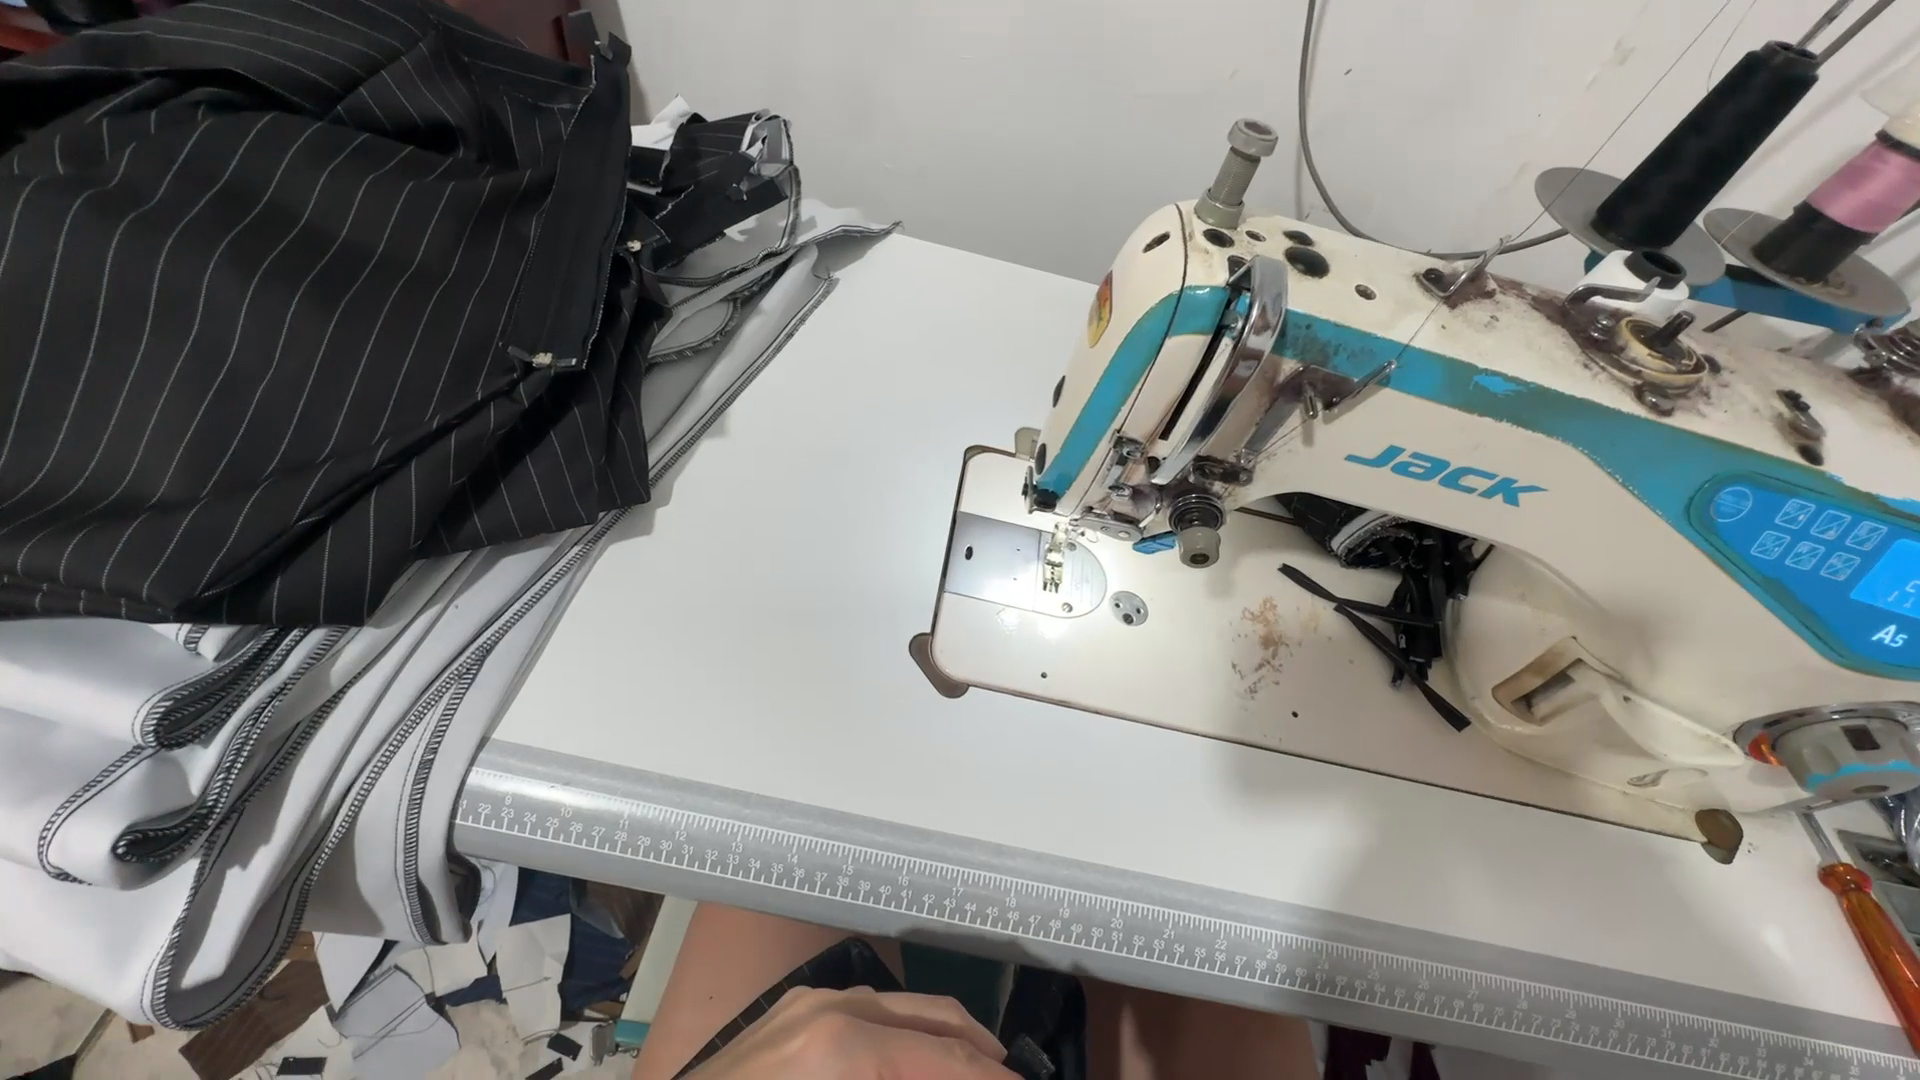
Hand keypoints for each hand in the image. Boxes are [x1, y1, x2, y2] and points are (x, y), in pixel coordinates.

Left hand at [683, 986, 1018, 1078]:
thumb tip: (956, 1077)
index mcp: (845, 1048)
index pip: (946, 1061)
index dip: (992, 1079)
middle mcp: (833, 1008)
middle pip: (936, 1021)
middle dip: (980, 1053)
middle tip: (1011, 1076)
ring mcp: (809, 1002)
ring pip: (904, 1007)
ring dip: (946, 1039)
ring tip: (976, 1066)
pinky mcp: (791, 1010)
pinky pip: (867, 1009)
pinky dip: (904, 1031)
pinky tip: (914, 1054)